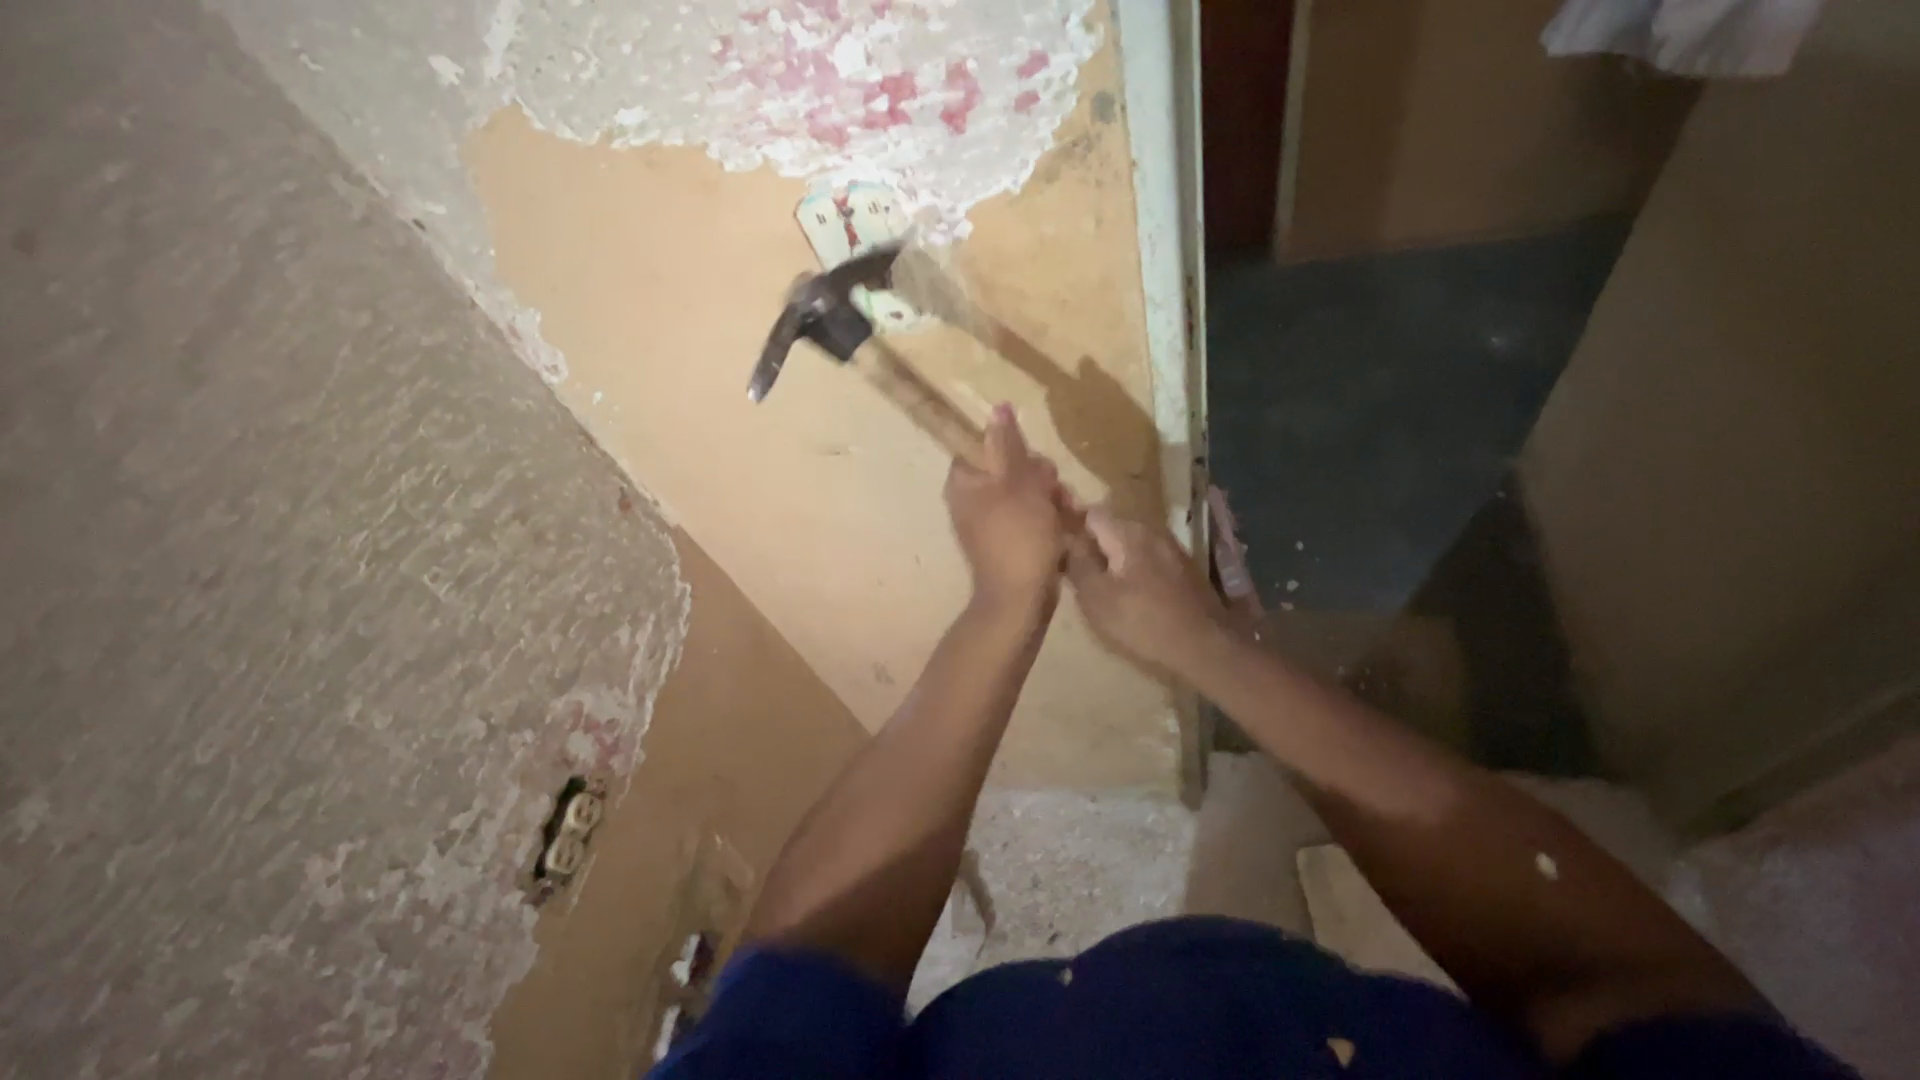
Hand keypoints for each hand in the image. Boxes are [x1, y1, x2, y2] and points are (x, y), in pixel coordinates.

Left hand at [945, 405, 1069, 609]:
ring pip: (1028, 492)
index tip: (1035, 468)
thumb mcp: (1018, 484)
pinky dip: (1048, 520)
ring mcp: (989, 522)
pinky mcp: (1007, 541)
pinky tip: (1066, 528)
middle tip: (1055, 494)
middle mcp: (971, 499)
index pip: (990, 446)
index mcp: (964, 481)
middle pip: (1013, 468)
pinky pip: (1030, 517)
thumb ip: (1008, 444)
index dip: (1018, 452)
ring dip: (1052, 499)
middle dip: (1042, 479)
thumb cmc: (1019, 537)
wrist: (1020, 600)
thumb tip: (997, 407)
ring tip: (1067, 515)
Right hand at [1066, 506, 1228, 674]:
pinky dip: (1134, 570)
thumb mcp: (1096, 597)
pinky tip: (1131, 595)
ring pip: (1131, 544)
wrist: (1206, 647)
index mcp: (1128, 532)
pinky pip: (1149, 559)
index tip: (1057, 547)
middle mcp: (1152, 530)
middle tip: (1074, 572)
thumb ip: (1078, 562)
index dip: (1070, 526)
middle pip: (1112, 527)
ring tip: (1101, 586)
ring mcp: (1172, 548)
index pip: (1090, 513)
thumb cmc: (1143, 623)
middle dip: (1092, 544)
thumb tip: (1066, 537)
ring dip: (1114, 559)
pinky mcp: (1184, 569)